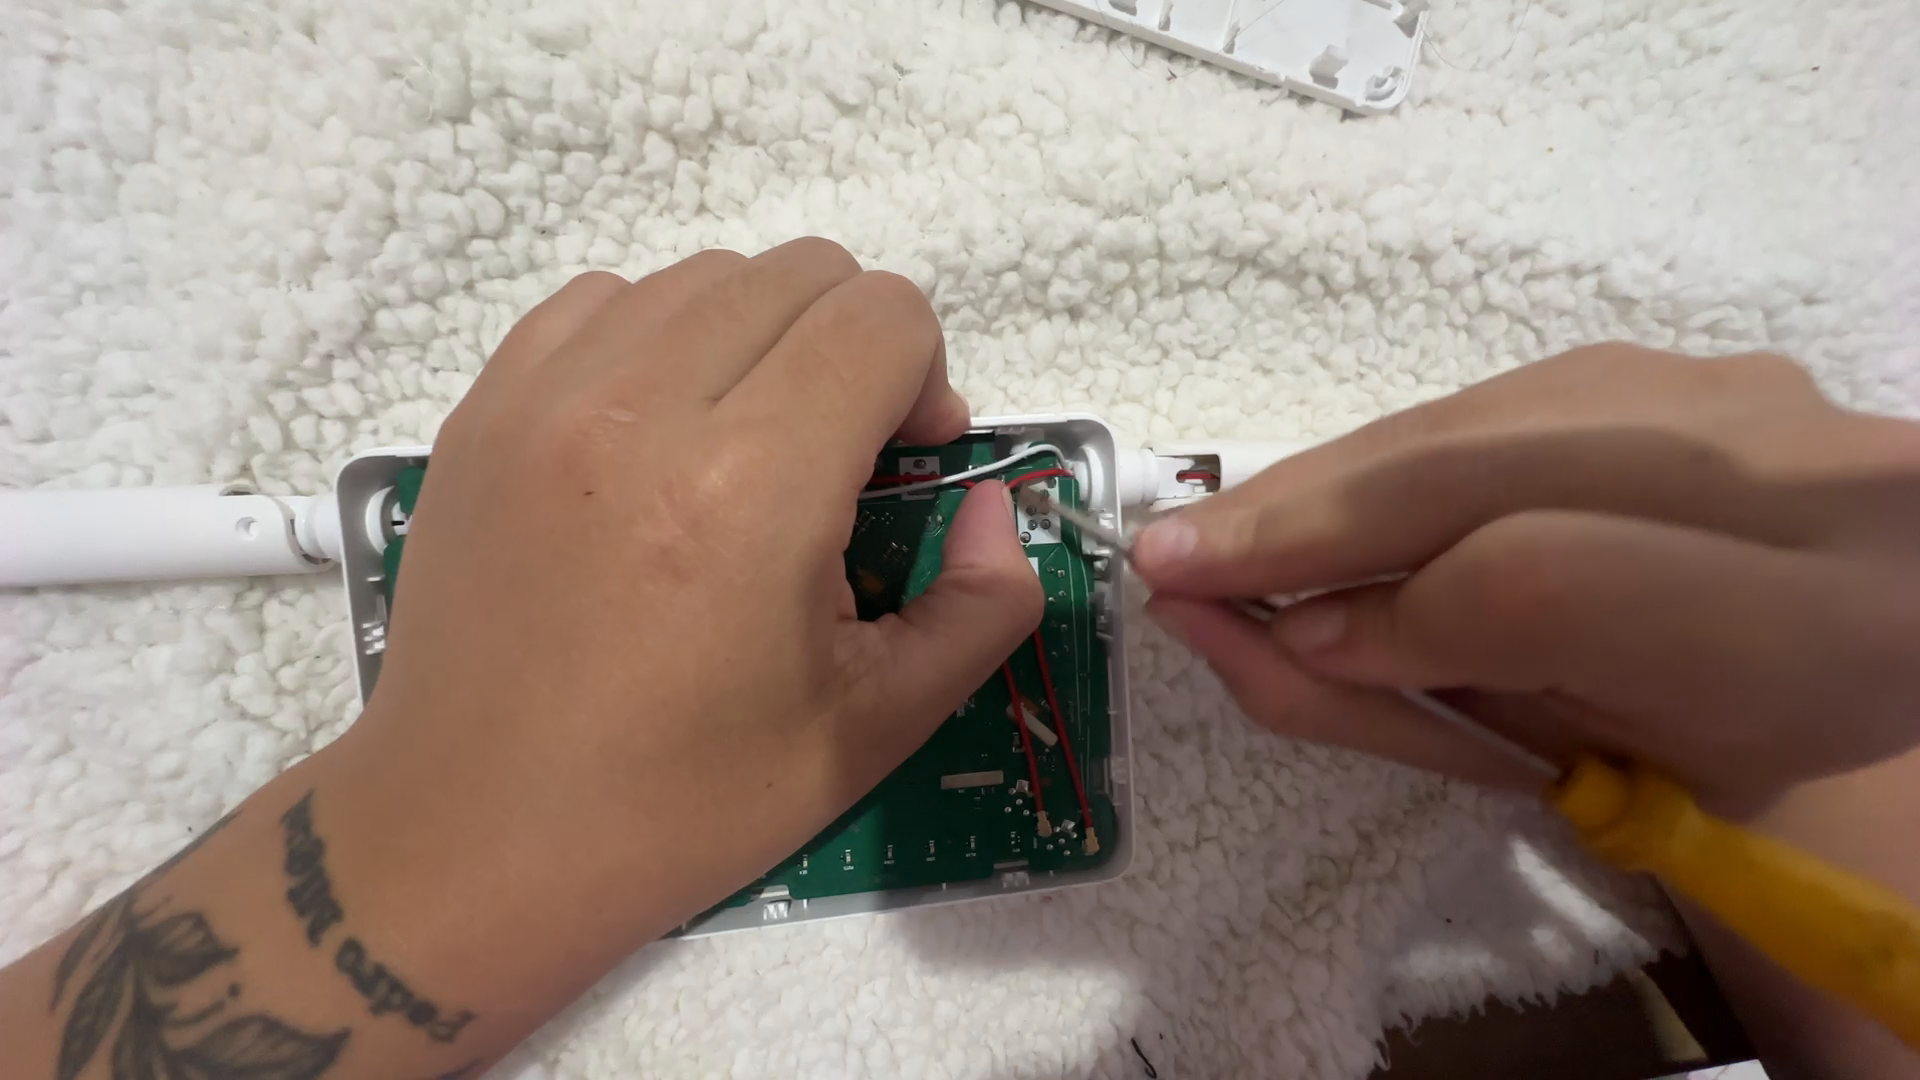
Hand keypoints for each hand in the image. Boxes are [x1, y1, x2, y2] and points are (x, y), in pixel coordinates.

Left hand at [334, 240, 1039, 967]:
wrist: (472, 843)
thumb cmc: (689, 799)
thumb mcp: (880, 726)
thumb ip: (984, 605)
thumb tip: (989, 505)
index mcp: (752, 488)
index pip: (883, 318)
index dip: (926, 379)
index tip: (909, 464)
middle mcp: (642, 406)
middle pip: (806, 272)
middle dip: (863, 348)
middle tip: (847, 457)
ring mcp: (546, 394)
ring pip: (713, 275)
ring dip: (772, 340)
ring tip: (759, 445)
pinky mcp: (484, 407)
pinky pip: (613, 301)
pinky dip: (674, 339)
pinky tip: (670, 435)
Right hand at [1134, 345, 1919, 814]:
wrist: (1824, 612)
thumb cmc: (1668, 726)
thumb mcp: (1550, 757)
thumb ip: (1397, 701)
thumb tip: (1248, 628)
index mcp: (1796, 622)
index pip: (1550, 593)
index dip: (1383, 615)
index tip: (1232, 630)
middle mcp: (1763, 465)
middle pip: (1466, 475)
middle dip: (1290, 525)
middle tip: (1162, 558)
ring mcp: (1682, 382)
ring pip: (1435, 431)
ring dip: (1299, 490)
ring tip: (1205, 536)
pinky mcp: (1614, 359)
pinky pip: (1441, 414)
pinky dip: (1349, 468)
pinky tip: (1294, 507)